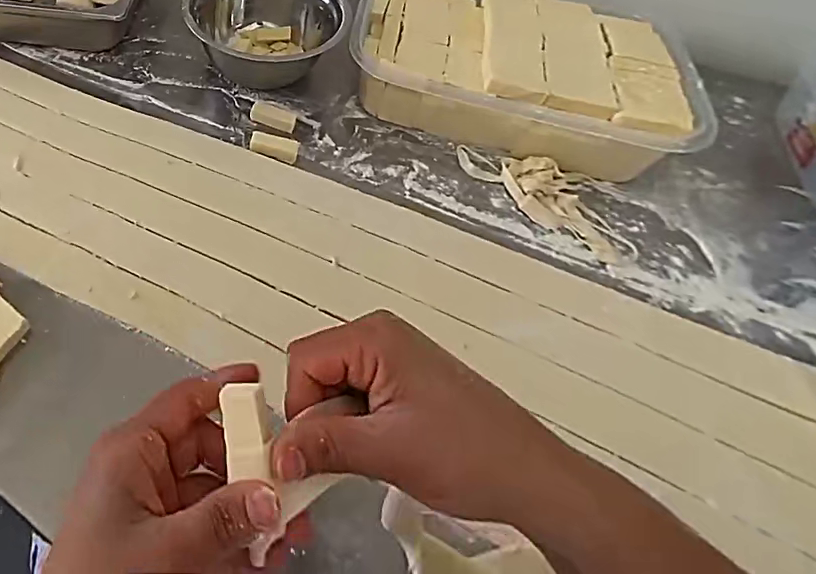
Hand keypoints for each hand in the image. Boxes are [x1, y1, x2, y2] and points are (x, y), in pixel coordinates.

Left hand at [45, 364, 292, 572]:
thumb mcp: (166, 548)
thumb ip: (221, 520)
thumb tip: (267, 496)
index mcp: (130, 450)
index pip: (184, 401)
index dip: (222, 388)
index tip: (257, 382)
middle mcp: (139, 470)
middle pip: (205, 448)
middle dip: (248, 468)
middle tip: (285, 486)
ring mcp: (148, 508)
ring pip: (210, 492)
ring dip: (247, 510)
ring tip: (284, 532)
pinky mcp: (155, 541)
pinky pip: (202, 525)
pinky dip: (232, 538)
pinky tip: (261, 556)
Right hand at [269, 311, 569, 526]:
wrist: (533, 479)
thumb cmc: (480, 453)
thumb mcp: (388, 452)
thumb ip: (325, 446)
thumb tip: (282, 450)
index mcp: (374, 336)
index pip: (303, 360)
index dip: (301, 407)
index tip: (305, 448)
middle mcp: (380, 337)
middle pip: (316, 371)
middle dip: (321, 418)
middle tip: (340, 456)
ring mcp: (392, 358)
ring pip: (334, 388)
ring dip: (341, 426)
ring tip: (371, 455)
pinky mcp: (400, 379)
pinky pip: (356, 396)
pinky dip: (357, 427)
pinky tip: (379, 450)